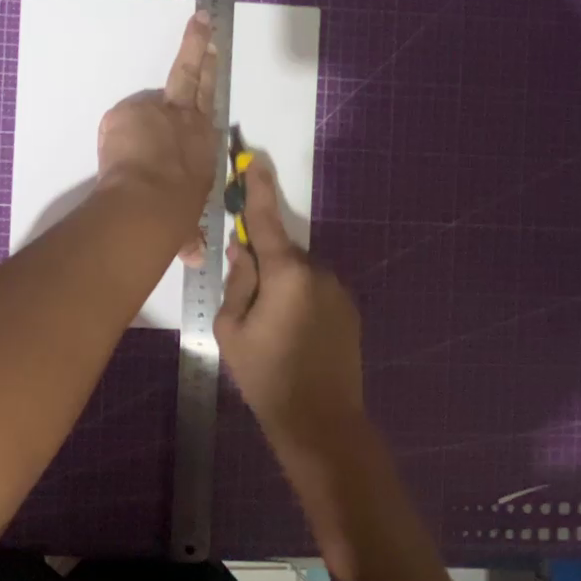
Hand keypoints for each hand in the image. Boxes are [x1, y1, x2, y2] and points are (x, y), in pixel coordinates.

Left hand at [95, 11, 219, 248]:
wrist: (148, 201)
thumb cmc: (176, 214)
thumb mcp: (188, 223)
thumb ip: (188, 235)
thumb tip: (192, 255)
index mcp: (204, 141)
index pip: (209, 103)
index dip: (210, 77)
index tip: (213, 52)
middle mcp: (185, 119)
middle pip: (193, 73)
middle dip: (198, 45)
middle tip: (203, 20)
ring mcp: (155, 111)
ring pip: (152, 99)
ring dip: (143, 114)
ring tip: (133, 131)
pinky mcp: (126, 112)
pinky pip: (120, 121)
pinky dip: (117, 134)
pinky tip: (116, 153)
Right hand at [214, 156, 363, 440]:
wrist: (321, 422)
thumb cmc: (266, 376)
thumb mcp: (231, 329)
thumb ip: (236, 281)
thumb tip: (243, 250)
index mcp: (286, 273)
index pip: (267, 220)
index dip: (257, 188)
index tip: (252, 159)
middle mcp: (318, 272)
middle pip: (280, 252)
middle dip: (261, 263)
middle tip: (242, 302)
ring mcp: (338, 291)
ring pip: (297, 273)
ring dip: (279, 286)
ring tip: (267, 329)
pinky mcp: (349, 311)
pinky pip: (313, 291)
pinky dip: (297, 300)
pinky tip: (289, 336)